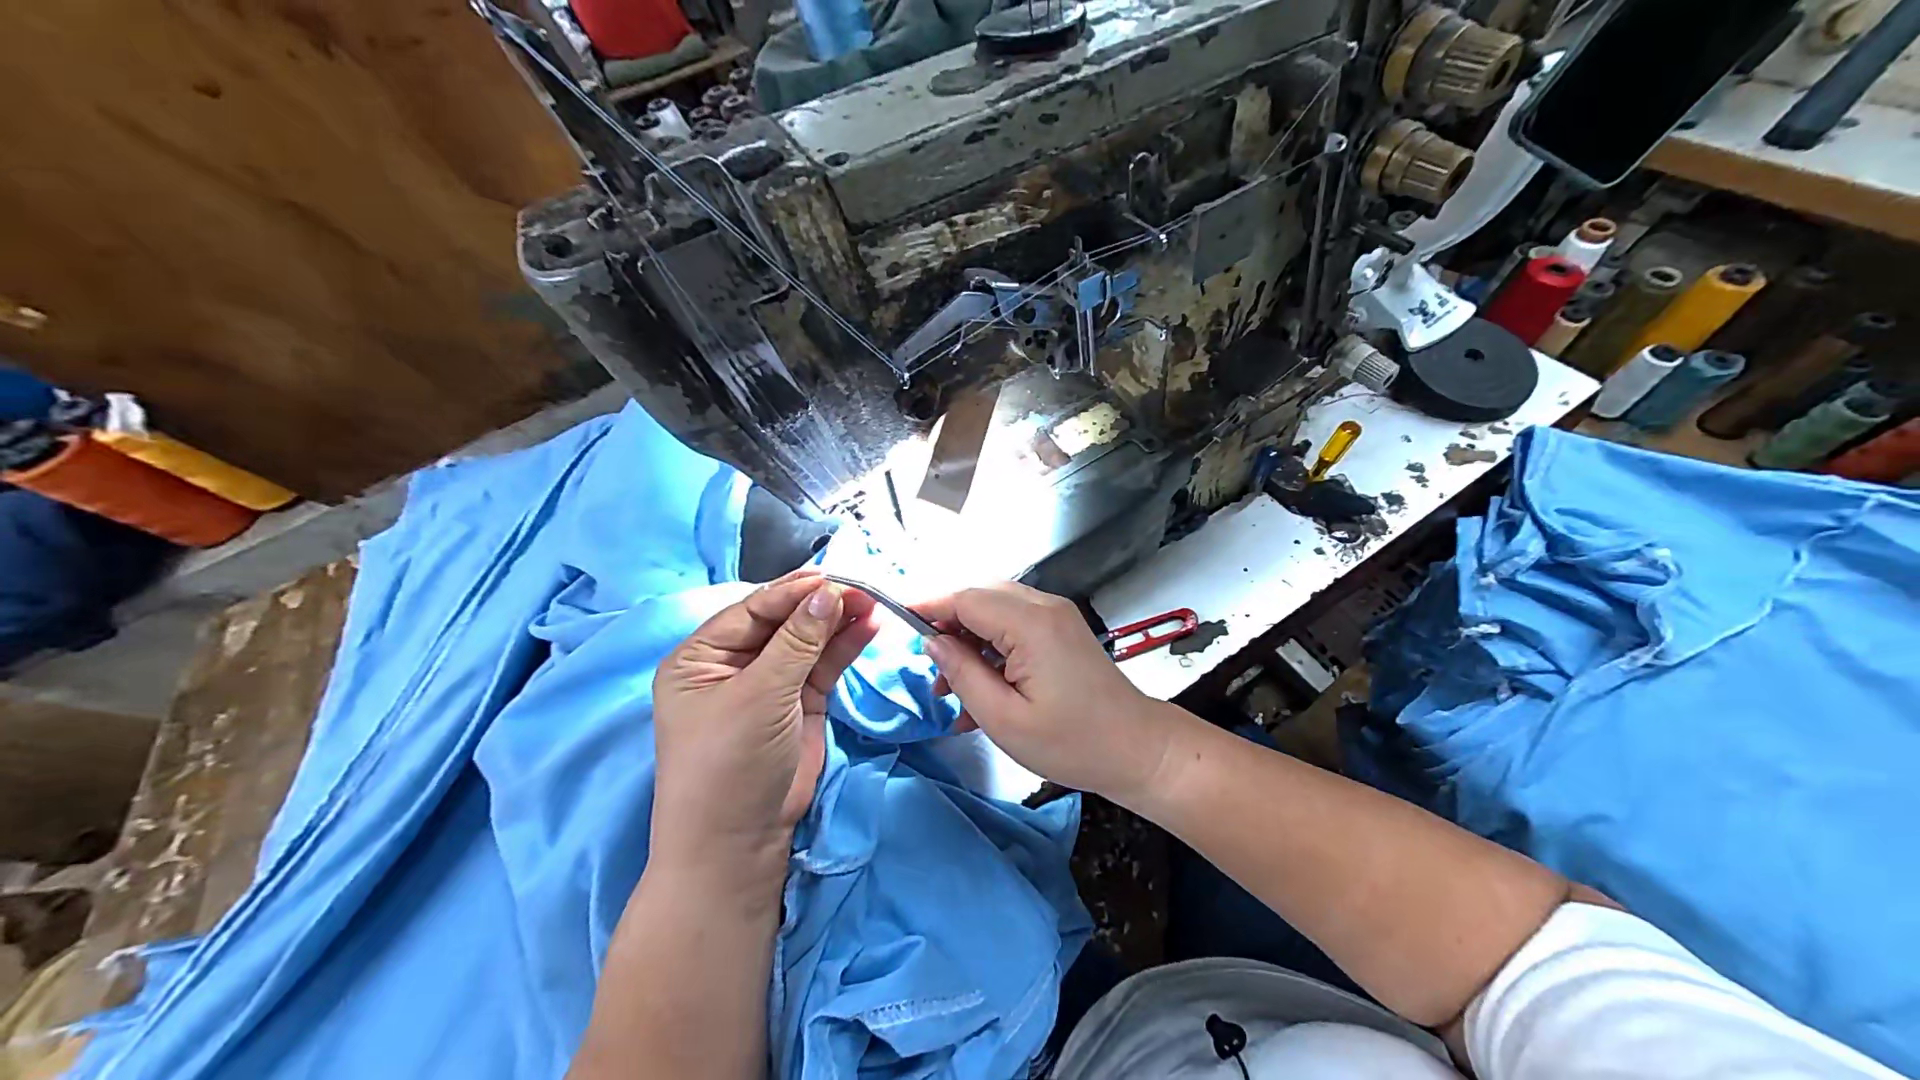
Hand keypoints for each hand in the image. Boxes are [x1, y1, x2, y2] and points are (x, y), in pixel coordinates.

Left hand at [651, 570, 877, 871]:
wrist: (739, 841)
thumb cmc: (729, 763)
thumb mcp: (759, 696)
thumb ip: (797, 642)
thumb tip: (828, 592)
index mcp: (700, 656)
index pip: (752, 610)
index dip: (791, 592)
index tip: (832, 577)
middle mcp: (734, 663)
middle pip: (783, 622)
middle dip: (820, 605)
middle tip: (861, 588)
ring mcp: (770, 683)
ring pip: (808, 641)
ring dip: (838, 622)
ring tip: (873, 602)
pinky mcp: (800, 701)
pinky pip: (823, 665)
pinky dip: (845, 646)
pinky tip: (868, 626)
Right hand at [918, 582, 1189, 802]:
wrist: (1138, 749)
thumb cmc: (1074, 742)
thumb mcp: (1005, 719)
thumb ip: (963, 674)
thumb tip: (932, 643)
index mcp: (1031, 624)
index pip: (965, 598)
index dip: (929, 607)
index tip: (899, 623)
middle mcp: (1044, 608)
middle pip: (979, 597)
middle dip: (947, 627)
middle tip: (931, 667)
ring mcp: (1056, 616)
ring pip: (994, 611)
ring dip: (967, 641)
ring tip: (952, 688)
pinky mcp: (1060, 630)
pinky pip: (1014, 626)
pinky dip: (990, 649)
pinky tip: (980, 689)